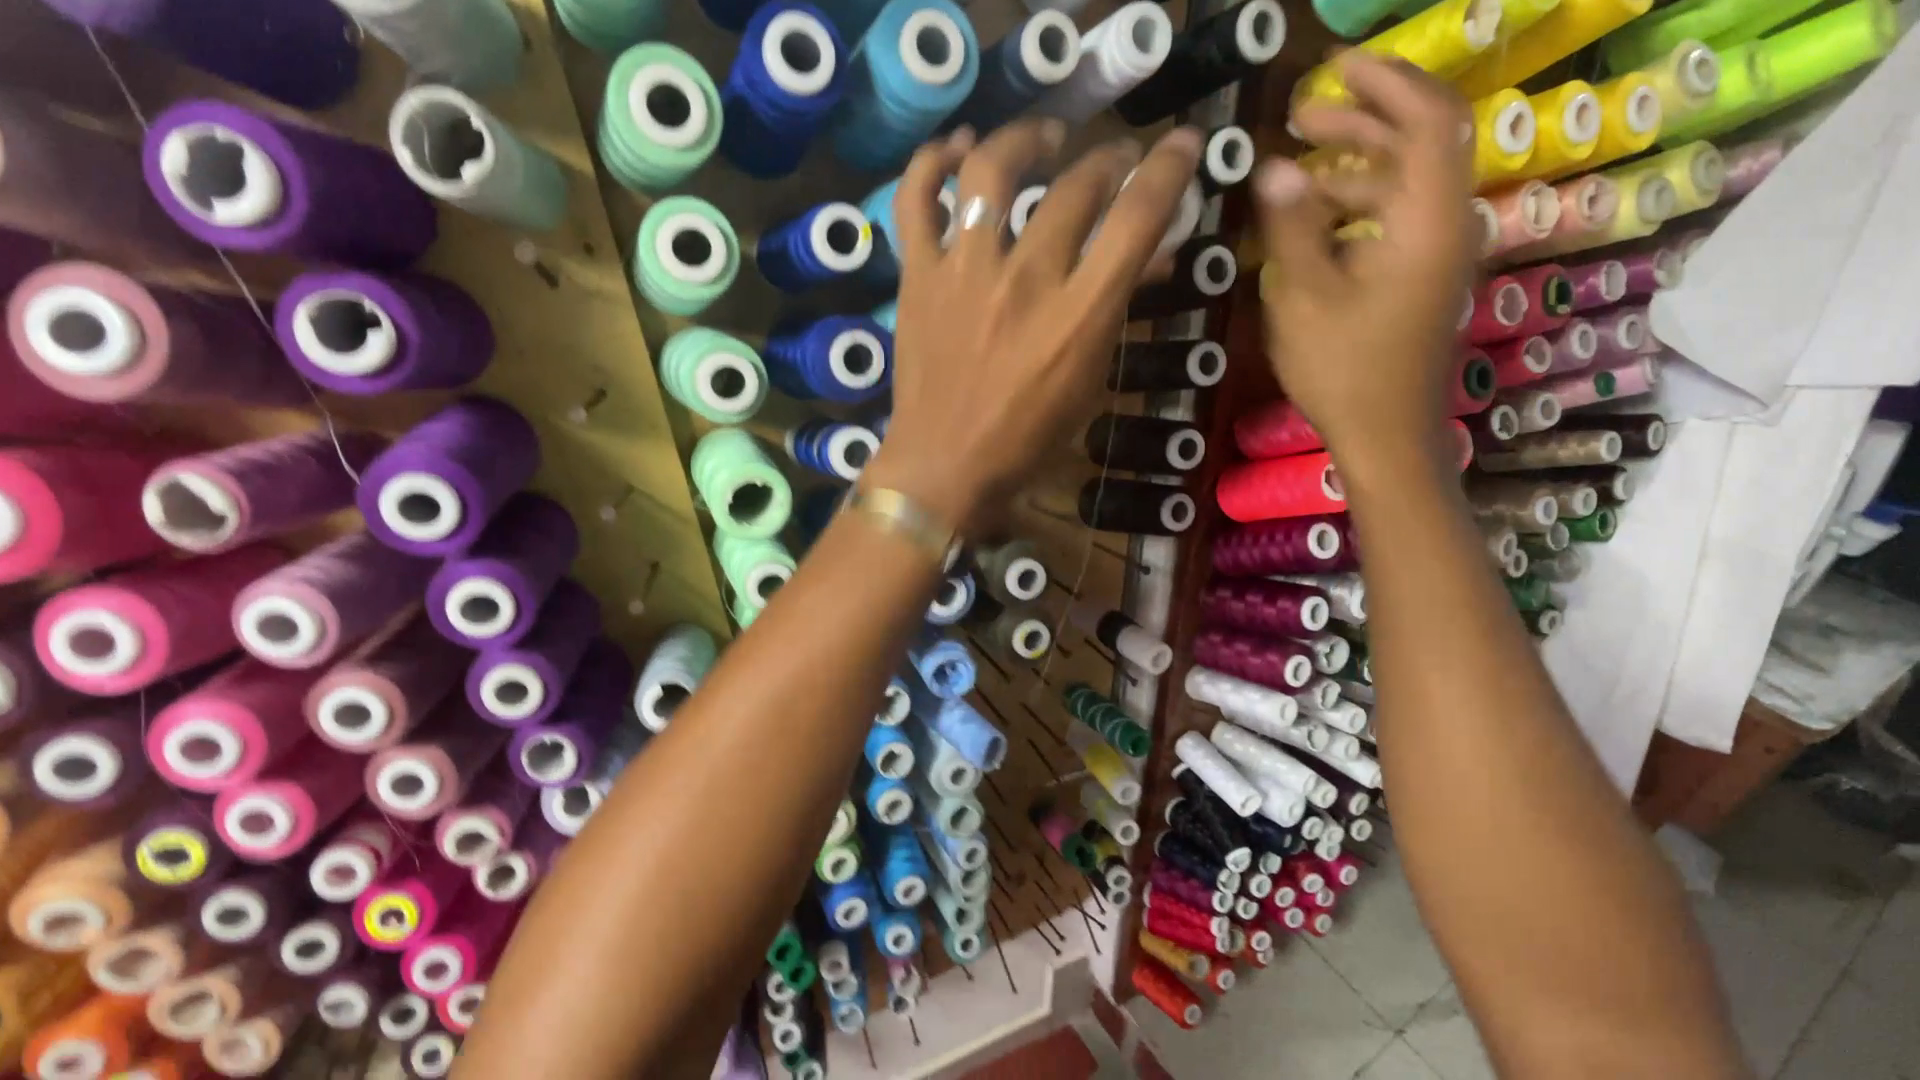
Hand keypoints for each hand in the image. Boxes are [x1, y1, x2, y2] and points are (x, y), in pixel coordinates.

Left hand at [866, 120, 1202, 533]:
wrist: (945, 465)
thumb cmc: (1029, 436)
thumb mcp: (1091, 377)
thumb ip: (1119, 308)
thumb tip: (1153, 254)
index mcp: (1079, 314)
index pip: (1136, 218)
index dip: (1167, 169)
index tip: (1181, 143)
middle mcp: (1025, 279)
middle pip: (1075, 186)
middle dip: (1106, 160)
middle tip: (1111, 161)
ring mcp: (965, 272)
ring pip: (992, 172)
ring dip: (1024, 140)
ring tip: (1043, 138)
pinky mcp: (918, 275)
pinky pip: (915, 201)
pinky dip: (932, 163)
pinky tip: (957, 148)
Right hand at [1257, 54, 1476, 468]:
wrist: (1387, 436)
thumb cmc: (1345, 369)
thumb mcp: (1305, 295)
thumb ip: (1292, 224)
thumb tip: (1274, 165)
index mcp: (1427, 221)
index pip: (1428, 120)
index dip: (1388, 82)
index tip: (1336, 68)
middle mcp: (1445, 225)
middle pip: (1419, 144)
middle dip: (1364, 118)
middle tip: (1302, 111)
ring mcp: (1437, 253)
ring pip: (1406, 182)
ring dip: (1357, 160)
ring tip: (1300, 155)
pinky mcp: (1421, 276)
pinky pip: (1397, 216)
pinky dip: (1359, 200)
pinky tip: (1314, 213)